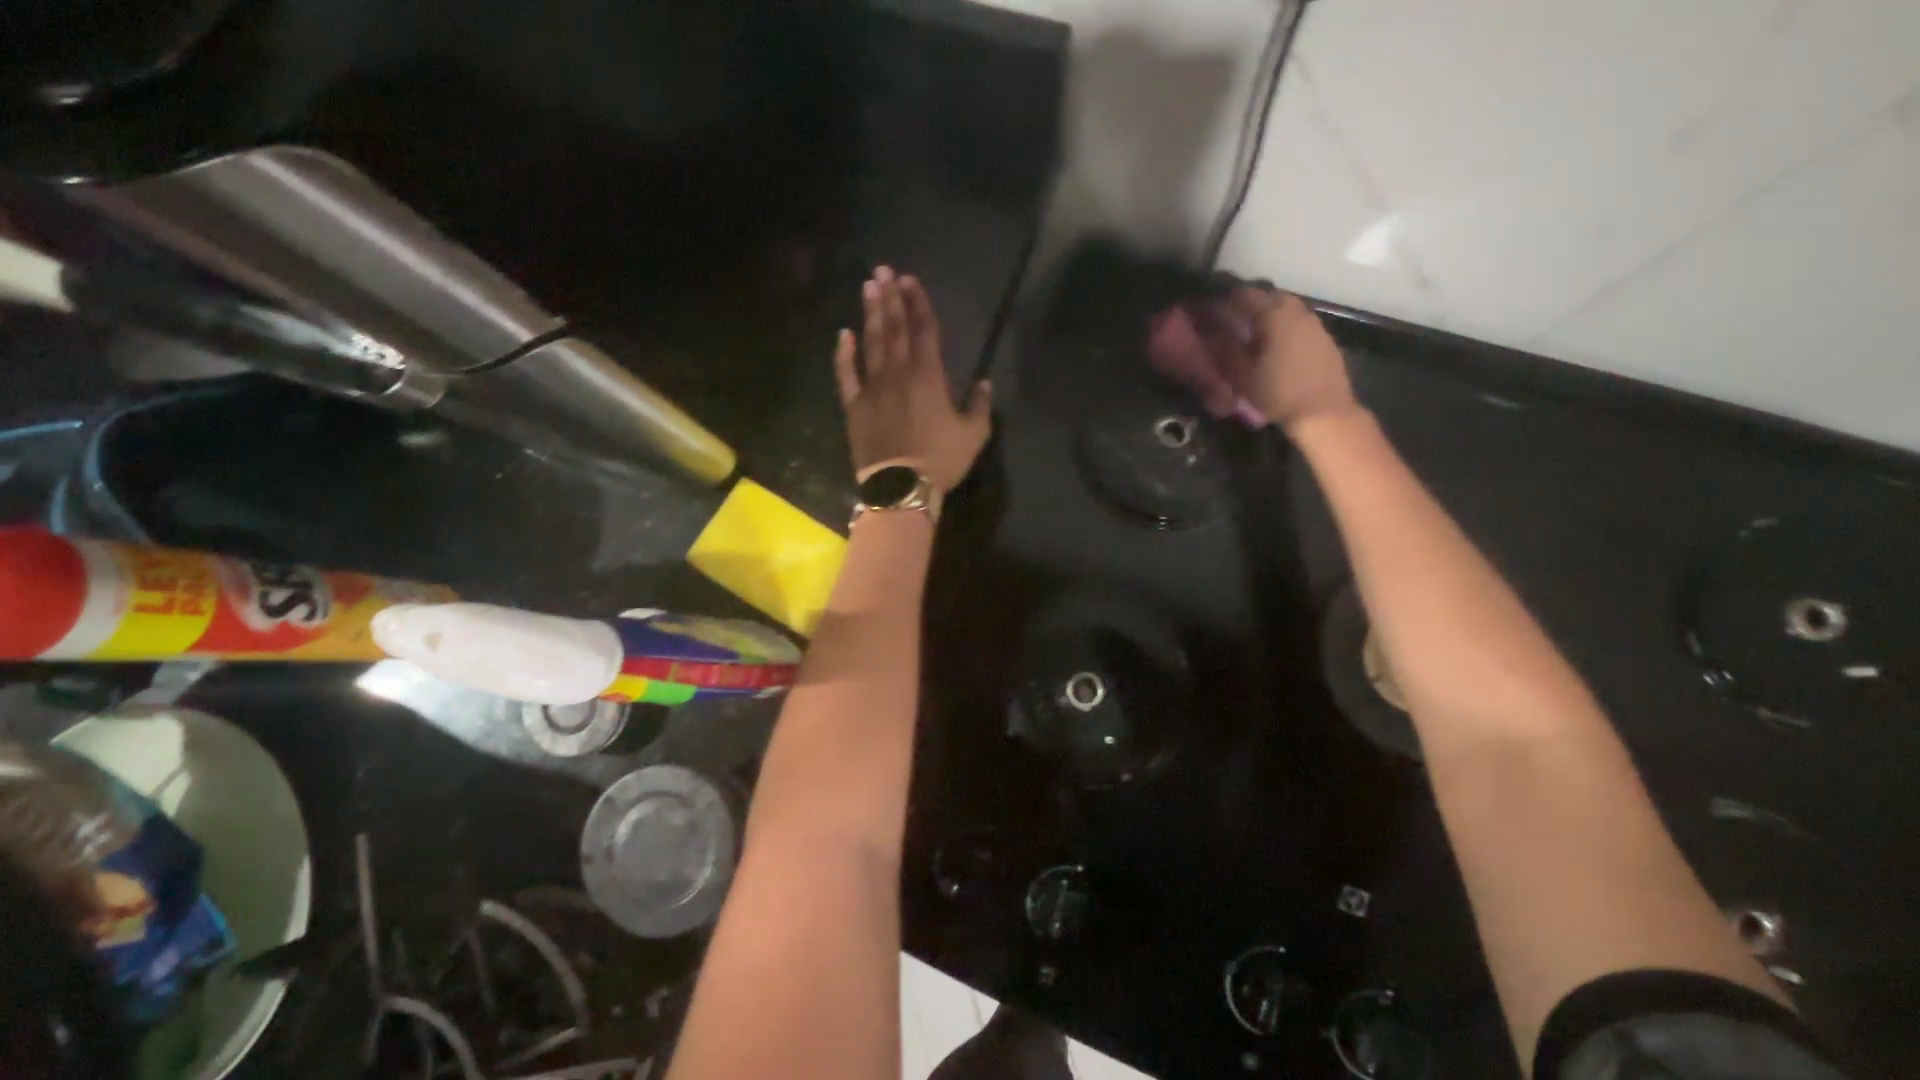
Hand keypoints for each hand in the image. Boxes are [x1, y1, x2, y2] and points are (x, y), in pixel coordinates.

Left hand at [834, 267, 992, 492]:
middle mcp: (899, 373)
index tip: (911, 280)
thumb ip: (980, 405)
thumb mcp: (974, 435)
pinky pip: (846, 374)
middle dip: (891, 297)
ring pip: (871, 343)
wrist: (901, 488)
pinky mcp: (854, 406)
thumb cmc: (941, 461)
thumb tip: (985, 383)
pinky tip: (843, 333)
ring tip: (869, 287)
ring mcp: (872, 388)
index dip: (918, 303)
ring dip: (871, 314)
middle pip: (895, 328)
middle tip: (884, 270)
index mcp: (930, 377)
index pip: (924, 330)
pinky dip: (844, 353)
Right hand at [1222, 288, 1360, 430]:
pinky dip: (1288, 326)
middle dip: (1254, 302)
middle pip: (1272, 296)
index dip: (1229, 299)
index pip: (1247, 295)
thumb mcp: (1243, 376)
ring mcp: (1315, 325)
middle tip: (1238, 318)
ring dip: (1273, 313)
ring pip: (1290, 308)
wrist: (1324, 412)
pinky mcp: (1326, 340)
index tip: (1216, 308)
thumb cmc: (1278, 393)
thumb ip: (1226, 350)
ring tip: (1259, 331)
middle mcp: (1297, 313)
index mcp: (1274, 316)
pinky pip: (1302, 323)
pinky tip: (1281, 345)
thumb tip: (1213, 334)